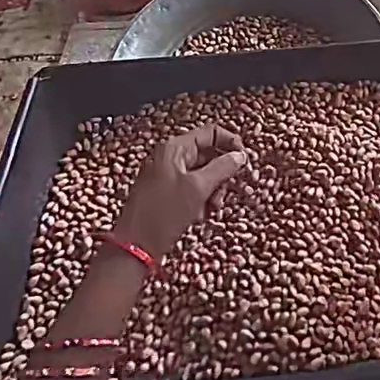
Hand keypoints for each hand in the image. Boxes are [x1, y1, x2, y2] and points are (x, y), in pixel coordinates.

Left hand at [111, 125, 249, 258]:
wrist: (135, 246)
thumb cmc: (162, 214)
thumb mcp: (198, 188)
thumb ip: (222, 168)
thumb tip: (240, 156)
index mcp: (175, 148)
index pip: (211, 133)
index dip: (231, 143)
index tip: (244, 160)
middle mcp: (170, 158)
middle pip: (209, 155)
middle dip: (221, 174)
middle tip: (224, 192)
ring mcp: (168, 176)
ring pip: (204, 175)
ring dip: (214, 191)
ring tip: (211, 207)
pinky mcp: (167, 194)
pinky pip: (193, 190)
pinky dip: (201, 201)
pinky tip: (199, 215)